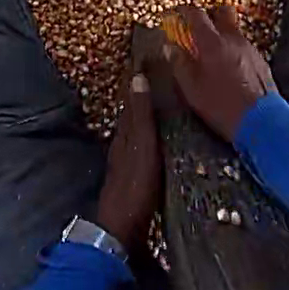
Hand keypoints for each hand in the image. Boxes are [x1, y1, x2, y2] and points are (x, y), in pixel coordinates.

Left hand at [94, 67, 158, 249]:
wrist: (123, 228)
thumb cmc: (135, 184)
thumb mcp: (142, 145)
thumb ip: (141, 114)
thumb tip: (137, 76)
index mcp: (125, 132)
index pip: (131, 99)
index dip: (138, 81)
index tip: (147, 60)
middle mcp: (124, 143)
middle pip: (134, 114)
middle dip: (144, 96)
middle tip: (160, 77)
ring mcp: (128, 161)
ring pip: (138, 130)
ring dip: (148, 117)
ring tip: (165, 104)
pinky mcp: (135, 176)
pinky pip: (144, 147)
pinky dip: (152, 136)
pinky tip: (162, 140)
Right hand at [171, 4, 275, 141]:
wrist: (263, 123)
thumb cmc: (221, 105)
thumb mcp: (192, 89)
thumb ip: (180, 64)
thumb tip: (171, 48)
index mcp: (212, 43)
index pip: (196, 14)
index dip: (184, 11)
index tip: (176, 14)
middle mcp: (233, 39)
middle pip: (223, 11)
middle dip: (210, 14)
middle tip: (199, 28)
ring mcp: (250, 49)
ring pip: (234, 31)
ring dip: (223, 35)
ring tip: (213, 54)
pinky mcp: (261, 62)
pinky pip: (244, 47)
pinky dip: (234, 51)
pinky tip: (230, 69)